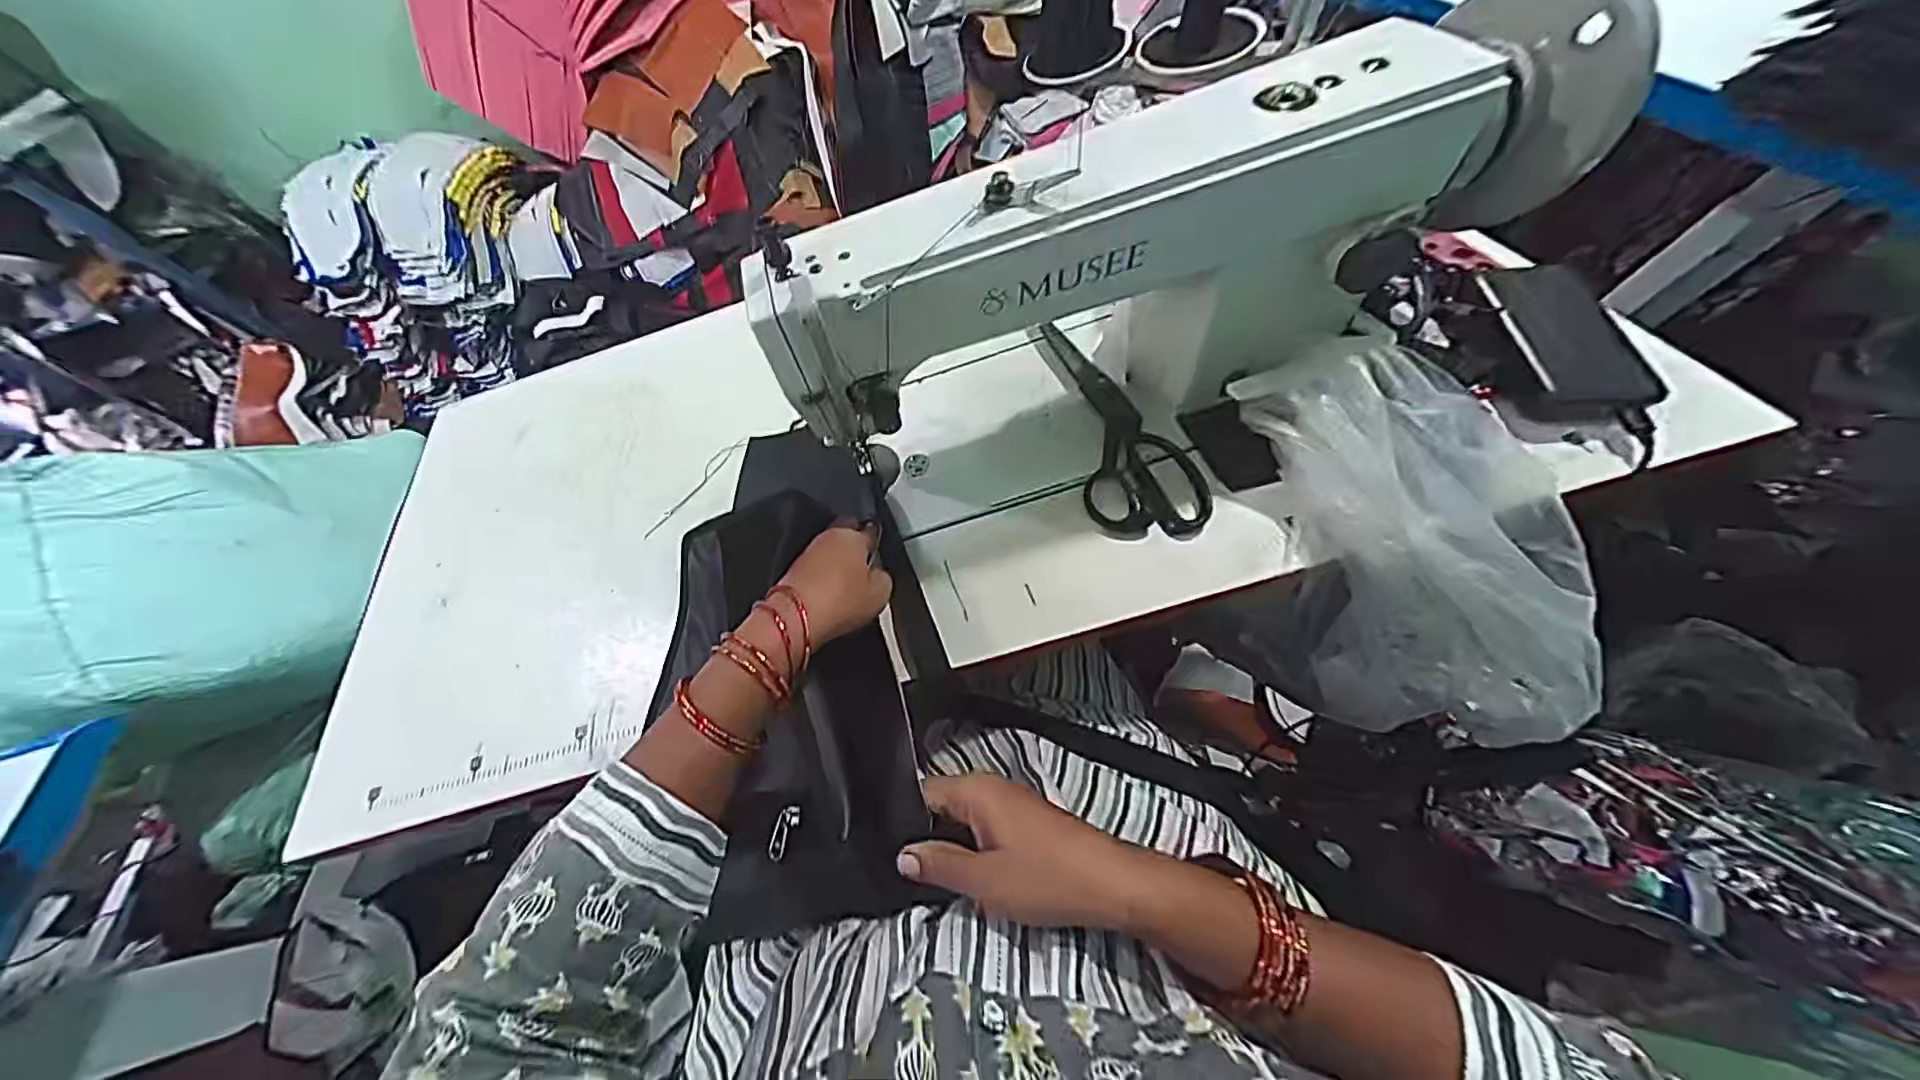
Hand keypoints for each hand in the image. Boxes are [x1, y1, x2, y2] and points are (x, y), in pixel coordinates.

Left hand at [775, 521, 891, 645]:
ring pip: (830, 555)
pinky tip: (828, 597)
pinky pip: (815, 571)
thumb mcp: (880, 593)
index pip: (870, 532)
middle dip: (855, 555)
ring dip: (837, 568)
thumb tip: (879, 576)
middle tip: (863, 577)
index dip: (876, 546)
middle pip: (847, 541)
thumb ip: (884, 578)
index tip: (878, 556)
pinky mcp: (792, 569)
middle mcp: (829, 536)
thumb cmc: (837, 600)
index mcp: (854, 535)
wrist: (796, 616)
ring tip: (845, 592)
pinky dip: (822, 581)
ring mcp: (808, 551)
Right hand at [897, 774, 1165, 930]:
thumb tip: (905, 855)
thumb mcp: (984, 881)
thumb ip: (938, 865)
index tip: (892, 853)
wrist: (1110, 884)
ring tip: (944, 879)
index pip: (922, 792)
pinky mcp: (1025, 821)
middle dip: (927, 836)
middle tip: (917, 874)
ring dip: (953, 846)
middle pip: (942, 805)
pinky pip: (984, 827)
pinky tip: (976, 877)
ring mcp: (1011, 802)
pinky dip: (975, 849)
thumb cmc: (1050, 878)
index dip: (903, 822)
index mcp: (977, 790)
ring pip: (963, 818)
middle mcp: (992, 787)